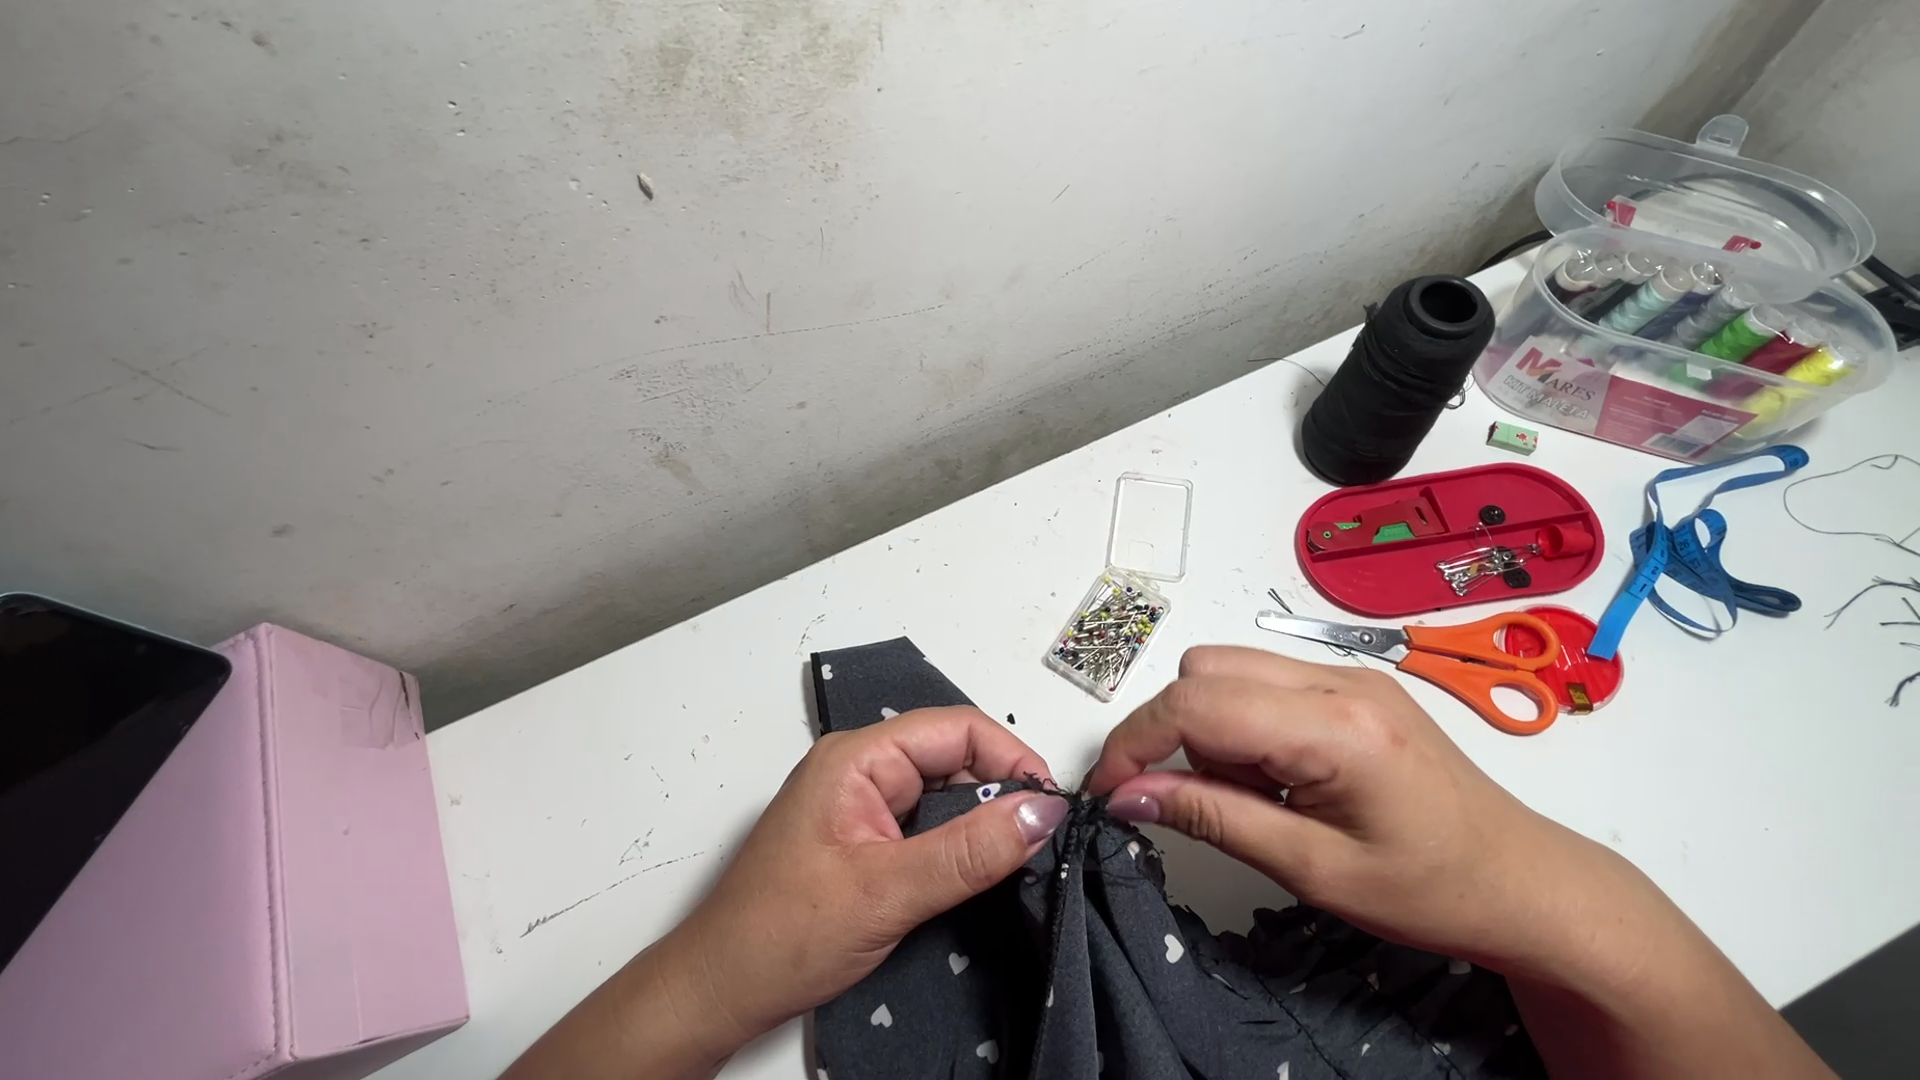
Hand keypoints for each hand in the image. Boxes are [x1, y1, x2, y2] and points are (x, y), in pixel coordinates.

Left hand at [666, 707, 1068, 1053]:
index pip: (954, 729)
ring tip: (1016, 860)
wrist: (720, 991)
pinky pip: (929, 825)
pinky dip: (960, 844)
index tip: (1049, 804)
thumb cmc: (782, 935)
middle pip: (953, 758)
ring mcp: (864, 804)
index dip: (1009, 757)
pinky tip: (979, 872)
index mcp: (857, 758)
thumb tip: (1044, 811)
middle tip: (1040, 841)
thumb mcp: (886, 892)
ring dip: (981, 823)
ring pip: (945, 794)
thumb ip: (969, 851)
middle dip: (1000, 793)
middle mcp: (863, 769)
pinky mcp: (868, 838)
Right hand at [1084, 646, 1837, 1079]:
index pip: (1197, 703)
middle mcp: (1338, 678)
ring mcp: (1346, 673)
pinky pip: (1259, 681)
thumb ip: (1212, 819)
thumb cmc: (1430, 891)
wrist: (1530, 884)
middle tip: (1181, 799)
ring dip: (1203, 726)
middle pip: (1203, 671)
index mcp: (1336, 725)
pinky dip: (1236, 722)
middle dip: (1169, 732)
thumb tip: (1127, 797)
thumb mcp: (1312, 870)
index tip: (1108, 791)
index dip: (1136, 742)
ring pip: (1225, 669)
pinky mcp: (1348, 683)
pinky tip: (1267, 773)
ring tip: (1240, 791)